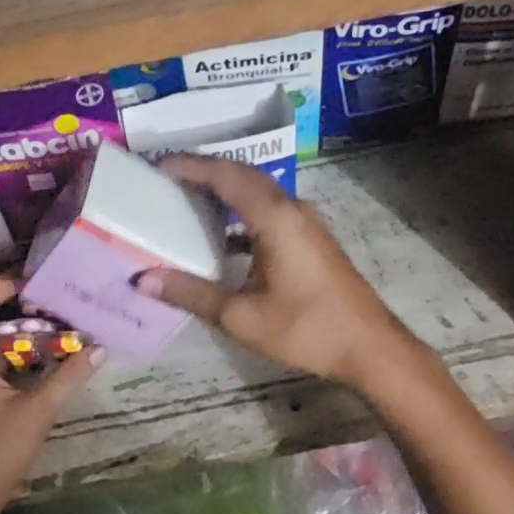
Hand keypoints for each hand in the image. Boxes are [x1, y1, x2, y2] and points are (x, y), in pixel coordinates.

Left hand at [0, 276, 104, 513]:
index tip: (42, 276)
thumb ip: (69, 376)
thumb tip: (101, 346)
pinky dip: (23, 346)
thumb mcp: (37, 412)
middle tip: (58, 293)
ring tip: (63, 315)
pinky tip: (53, 347)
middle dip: (21, 300)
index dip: (7, 283)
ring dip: (25, 325)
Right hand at [135, 155, 426, 387]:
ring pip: (259, 192)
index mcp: (275, 218)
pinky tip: (222, 237)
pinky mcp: (311, 239)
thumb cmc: (307, 329)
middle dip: (204, 171)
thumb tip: (144, 278)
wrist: (369, 347)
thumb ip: (192, 294)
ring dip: (225, 190)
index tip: (158, 166)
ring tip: (187, 200)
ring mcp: (306, 222)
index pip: (226, 175)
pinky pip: (270, 211)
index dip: (190, 166)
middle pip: (243, 175)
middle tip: (166, 178)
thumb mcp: (241, 317)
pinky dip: (242, 212)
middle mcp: (292, 209)